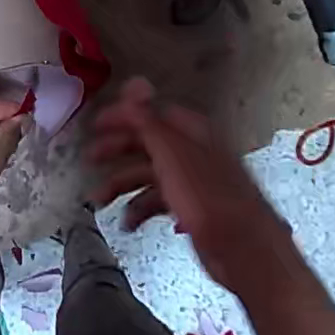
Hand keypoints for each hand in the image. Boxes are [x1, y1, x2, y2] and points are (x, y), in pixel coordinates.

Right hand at [87, 77, 291, 295]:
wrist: (244, 250)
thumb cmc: (208, 200)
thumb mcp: (173, 155)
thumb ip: (150, 121)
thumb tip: (134, 84)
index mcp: (191, 133)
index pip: (152, 114)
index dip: (123, 117)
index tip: (97, 125)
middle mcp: (194, 152)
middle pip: (149, 143)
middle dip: (117, 151)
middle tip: (90, 159)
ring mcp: (195, 182)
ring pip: (151, 176)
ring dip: (123, 186)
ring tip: (99, 201)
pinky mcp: (195, 210)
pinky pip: (161, 202)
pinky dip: (142, 210)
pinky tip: (131, 224)